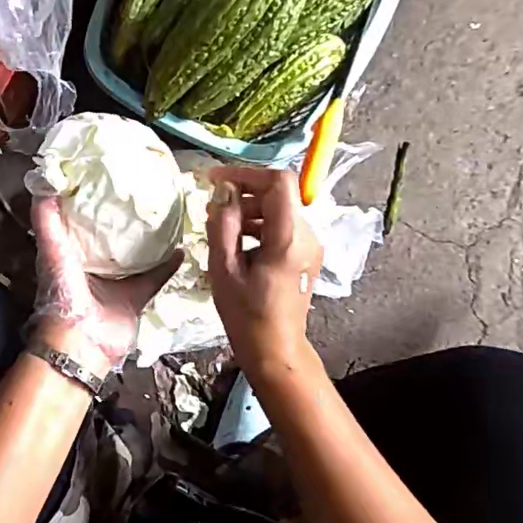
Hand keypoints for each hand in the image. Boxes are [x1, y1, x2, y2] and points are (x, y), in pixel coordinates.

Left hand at [31, 195, 180, 372]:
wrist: (82, 340)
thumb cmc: (63, 294)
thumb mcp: (51, 250)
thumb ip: (46, 220)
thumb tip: (44, 183)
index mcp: (71, 255)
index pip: (79, 223)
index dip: (89, 203)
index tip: (104, 179)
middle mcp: (93, 267)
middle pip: (111, 238)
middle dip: (122, 219)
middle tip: (140, 192)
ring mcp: (117, 283)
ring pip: (136, 255)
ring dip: (149, 239)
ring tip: (163, 214)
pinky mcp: (136, 296)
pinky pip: (156, 277)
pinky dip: (169, 264)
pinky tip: (180, 247)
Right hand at [205, 166, 322, 368]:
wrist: (275, 349)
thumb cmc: (246, 314)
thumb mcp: (224, 268)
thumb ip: (223, 225)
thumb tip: (223, 192)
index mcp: (289, 238)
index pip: (278, 182)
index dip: (246, 173)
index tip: (216, 180)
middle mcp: (307, 235)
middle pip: (279, 193)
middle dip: (244, 192)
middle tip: (213, 206)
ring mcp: (310, 244)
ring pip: (279, 208)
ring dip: (249, 209)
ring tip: (221, 226)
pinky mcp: (305, 253)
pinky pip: (282, 225)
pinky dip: (258, 224)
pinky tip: (237, 242)